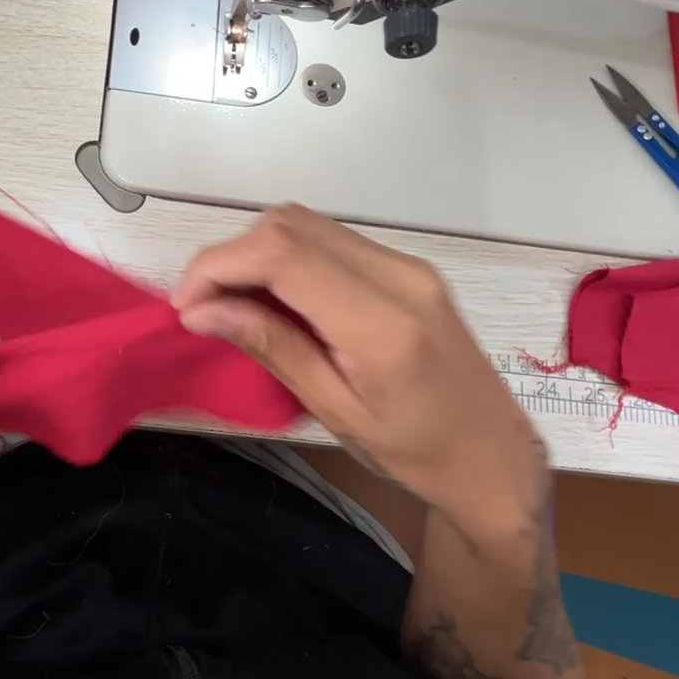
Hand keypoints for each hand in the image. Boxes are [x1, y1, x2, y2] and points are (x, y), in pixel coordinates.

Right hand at [172, 205, 546, 536]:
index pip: (283, 255)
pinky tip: (272, 297)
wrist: (492, 454)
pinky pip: (328, 240)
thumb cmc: (415, 452)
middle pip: (289, 225)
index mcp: (382, 322)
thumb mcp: (333, 409)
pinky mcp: (404, 267)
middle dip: (229, 256)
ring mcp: (406, 265)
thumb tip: (202, 310)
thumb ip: (271, 346)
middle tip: (203, 306)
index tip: (186, 304)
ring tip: (232, 303)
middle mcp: (398, 275)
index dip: (219, 266)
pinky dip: (284, 257)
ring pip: (305, 223)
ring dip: (254, 253)